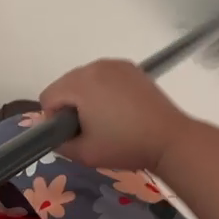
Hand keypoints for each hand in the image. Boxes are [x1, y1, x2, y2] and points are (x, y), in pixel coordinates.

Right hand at [39, 59, 200, 171]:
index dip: (54, 119)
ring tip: (107, 117)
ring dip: (86, 96)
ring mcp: (114, 64)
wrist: (170, 139)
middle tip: (91, 128)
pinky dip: (103, 88)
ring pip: (84, 79)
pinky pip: (103, 75)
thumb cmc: (125, 145)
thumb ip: (58, 144)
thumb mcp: (84, 154)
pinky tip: (119, 107)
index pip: (48, 97)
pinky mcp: (130, 67)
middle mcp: (94, 66)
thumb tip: (53, 135)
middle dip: (70, 105)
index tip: (74, 133)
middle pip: (65, 84)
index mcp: (80, 84)